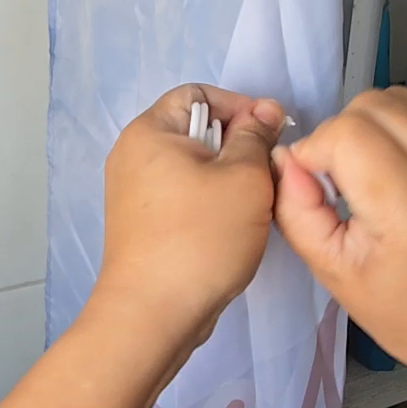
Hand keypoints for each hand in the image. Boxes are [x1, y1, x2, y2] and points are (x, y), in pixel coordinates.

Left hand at [91, 84, 287, 352]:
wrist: (154, 313)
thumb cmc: (201, 237)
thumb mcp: (243, 178)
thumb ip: (257, 136)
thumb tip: (265, 111)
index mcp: (149, 132)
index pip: (199, 94)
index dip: (241, 105)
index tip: (273, 133)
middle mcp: (133, 156)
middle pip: (197, 131)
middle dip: (239, 146)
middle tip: (269, 174)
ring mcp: (134, 194)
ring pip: (194, 168)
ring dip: (229, 180)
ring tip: (255, 205)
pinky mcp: (142, 226)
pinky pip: (183, 198)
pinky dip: (210, 204)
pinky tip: (233, 229)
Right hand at [272, 88, 406, 392]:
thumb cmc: (403, 313)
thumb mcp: (333, 271)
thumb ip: (296, 211)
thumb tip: (284, 159)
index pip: (346, 133)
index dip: (314, 149)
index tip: (310, 183)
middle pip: (371, 106)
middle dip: (337, 133)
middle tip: (334, 176)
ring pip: (399, 99)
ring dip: (366, 123)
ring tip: (361, 167)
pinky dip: (395, 128)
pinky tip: (390, 167)